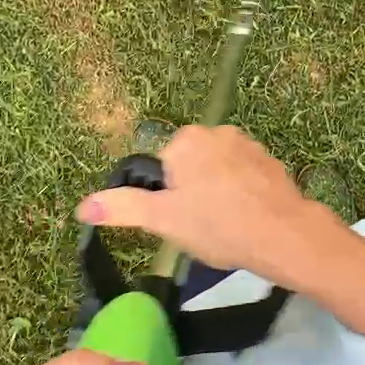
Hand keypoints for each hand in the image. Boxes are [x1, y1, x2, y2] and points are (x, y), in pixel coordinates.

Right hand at [78, 125, 345, 283]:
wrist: (282, 233)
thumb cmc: (217, 225)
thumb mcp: (164, 220)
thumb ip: (123, 208)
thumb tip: (82, 206)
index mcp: (186, 140)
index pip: (164, 167)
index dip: (168, 197)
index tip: (182, 219)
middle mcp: (216, 131)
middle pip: (190, 165)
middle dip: (192, 192)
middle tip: (202, 225)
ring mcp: (246, 143)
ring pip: (217, 169)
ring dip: (217, 191)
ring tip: (226, 224)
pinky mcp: (269, 158)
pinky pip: (243, 174)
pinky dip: (241, 191)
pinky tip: (247, 216)